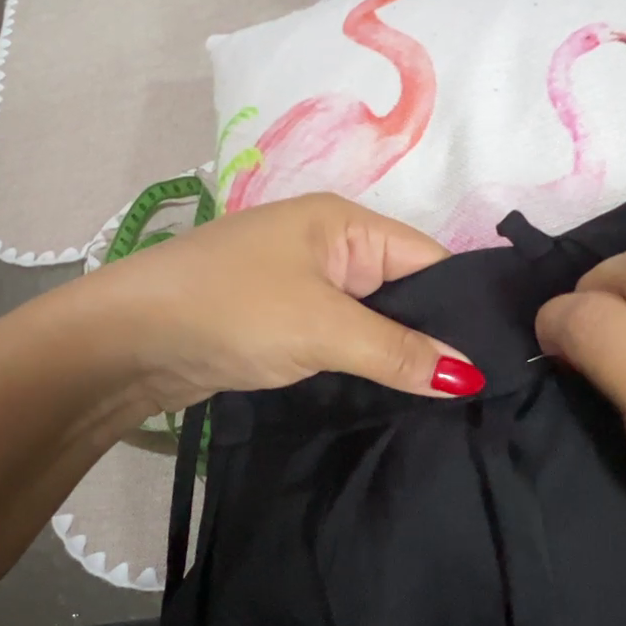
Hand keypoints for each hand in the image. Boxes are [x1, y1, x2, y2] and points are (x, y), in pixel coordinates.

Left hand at [57, 193, 483, 415]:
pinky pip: (342, 338)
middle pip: (404, 290)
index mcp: (345, 222)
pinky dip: (364, 363)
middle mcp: (329, 245)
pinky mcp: (283, 321)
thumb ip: (398, 351)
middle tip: (479, 394)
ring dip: (399, 355)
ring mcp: (303, 284)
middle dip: (434, 337)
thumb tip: (470, 376)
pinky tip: (394, 396)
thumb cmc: (232, 312)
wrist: (126, 340)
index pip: (429, 260)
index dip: (464, 308)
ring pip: (373, 319)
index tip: (499, 362)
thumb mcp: (323, 328)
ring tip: (449, 403)